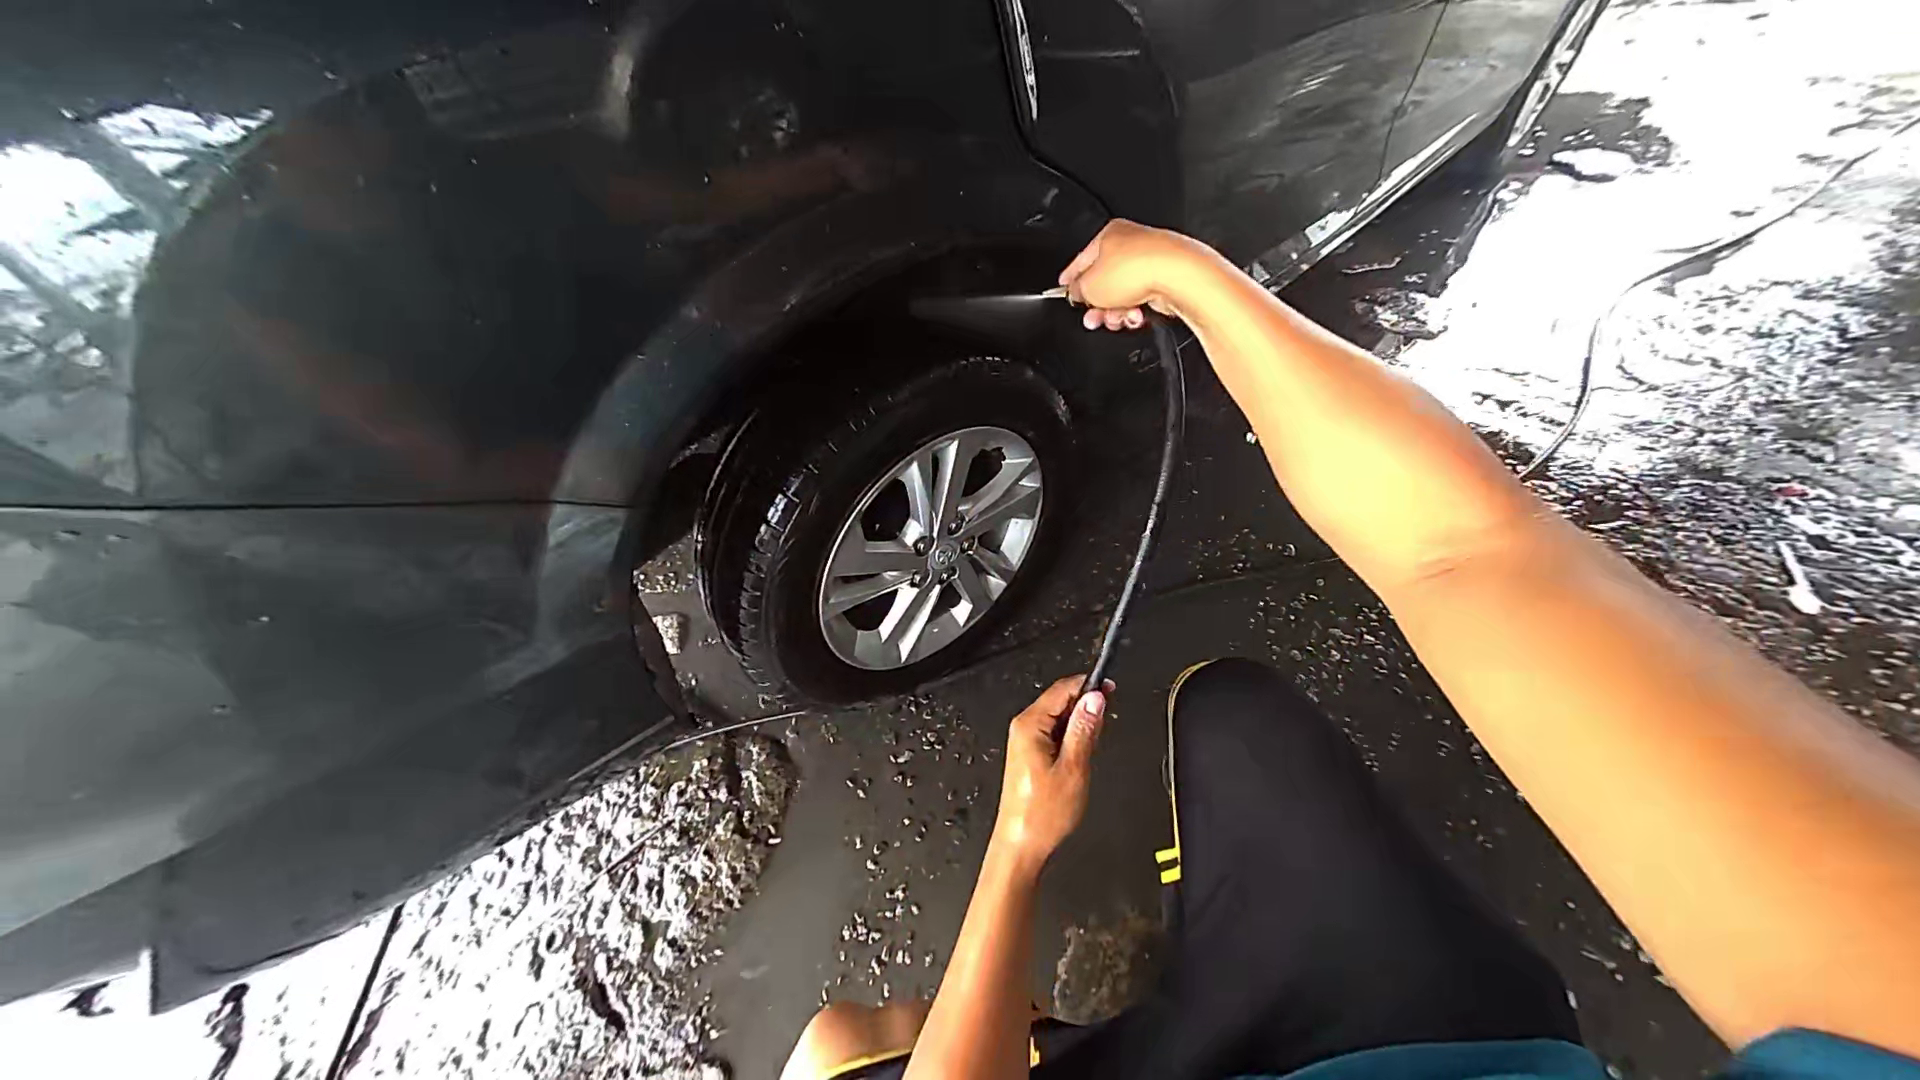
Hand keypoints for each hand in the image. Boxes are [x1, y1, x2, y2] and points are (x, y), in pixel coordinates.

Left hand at [990, 675, 1112, 870]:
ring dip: (1079, 724)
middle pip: (1060, 700)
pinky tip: (1079, 755)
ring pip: (1058, 717)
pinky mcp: (1028, 754)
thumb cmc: (1041, 815)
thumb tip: (1095, 700)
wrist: (1021, 845)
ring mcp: (1024, 741)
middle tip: (1105, 721)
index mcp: (1029, 725)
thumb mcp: (1074, 768)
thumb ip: (1085, 730)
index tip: (1110, 687)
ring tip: (1091, 746)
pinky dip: (1070, 738)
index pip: (1062, 688)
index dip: (1089, 685)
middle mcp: (1022, 729)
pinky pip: (1053, 733)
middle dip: (1086, 706)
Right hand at [1057, 219, 1222, 331]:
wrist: (1177, 277)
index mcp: (1109, 235)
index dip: (1070, 279)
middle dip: (1097, 305)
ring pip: (1122, 295)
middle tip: (1092, 317)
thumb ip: (1076, 291)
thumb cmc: (1137, 270)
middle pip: (1104, 282)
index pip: (1081, 260)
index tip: (1062, 291)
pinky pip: (1141, 301)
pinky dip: (1135, 312)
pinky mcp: (1164, 280)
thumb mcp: (1089, 286)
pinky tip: (1136, 315)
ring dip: (1115, 312)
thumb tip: (1076, 294)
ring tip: (1116, 318)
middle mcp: (1130, 245)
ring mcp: (1149, 262)